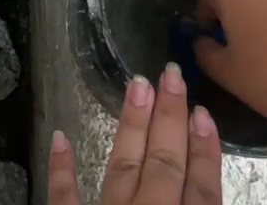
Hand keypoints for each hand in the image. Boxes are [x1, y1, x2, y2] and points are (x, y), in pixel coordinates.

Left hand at [49, 64, 222, 204]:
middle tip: (172, 74)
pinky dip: (61, 169)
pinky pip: (64, 199)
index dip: (205, 154)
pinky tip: (60, 137)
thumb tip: (206, 190)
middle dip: (169, 120)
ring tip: (137, 85)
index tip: (204, 113)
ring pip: (121, 169)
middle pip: (164, 168)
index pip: (202, 195)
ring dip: (131, 127)